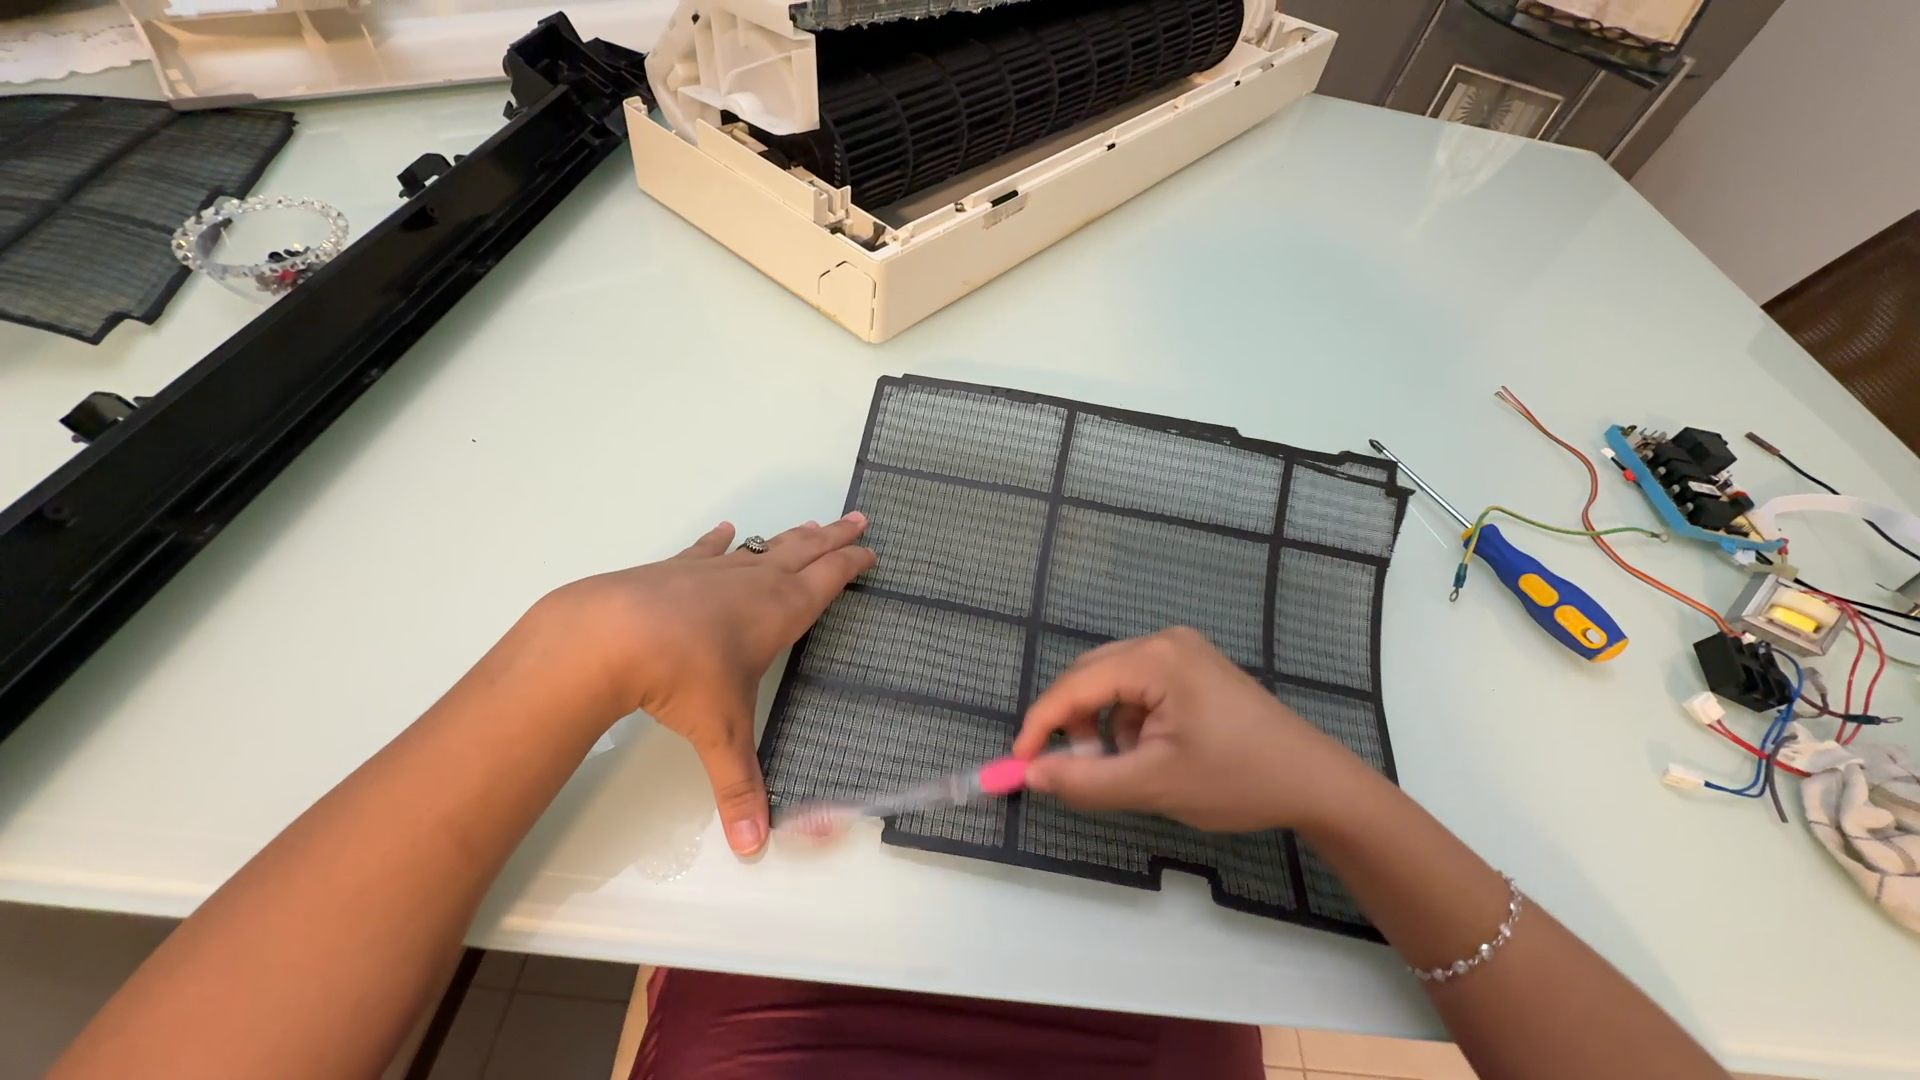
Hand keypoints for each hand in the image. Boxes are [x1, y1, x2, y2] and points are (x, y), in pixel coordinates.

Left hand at [543, 515, 874, 854]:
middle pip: (807, 551)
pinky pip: (707, 550)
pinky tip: (725, 530)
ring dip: (792, 536)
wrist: (609, 635)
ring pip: (764, 546)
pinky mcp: (675, 568)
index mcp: (780, 611)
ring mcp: (714, 571)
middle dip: (836, 536)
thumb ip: (739, 788)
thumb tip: (754, 848)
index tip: (871, 552)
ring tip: (811, 525)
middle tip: (859, 518)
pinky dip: (720, 540)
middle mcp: (754, 582)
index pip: (829, 580)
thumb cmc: (683, 678)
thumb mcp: (721, 734)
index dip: (853, 565)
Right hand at [1012, 627, 1373, 832]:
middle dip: (1072, 724)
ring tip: (1124, 766)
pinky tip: (1150, 751)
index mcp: (1155, 659)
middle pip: (1090, 677)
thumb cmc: (1237, 779)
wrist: (1315, 781)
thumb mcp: (1154, 785)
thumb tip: (1032, 775)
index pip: (1074, 686)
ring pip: (1112, 684)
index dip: (1039, 725)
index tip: (1019, 764)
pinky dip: (1128, 721)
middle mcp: (1164, 642)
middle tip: (1071, 770)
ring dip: (1103, 725)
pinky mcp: (1194, 668)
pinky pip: (1138, 688)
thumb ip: (1086, 781)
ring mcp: (1182, 652)